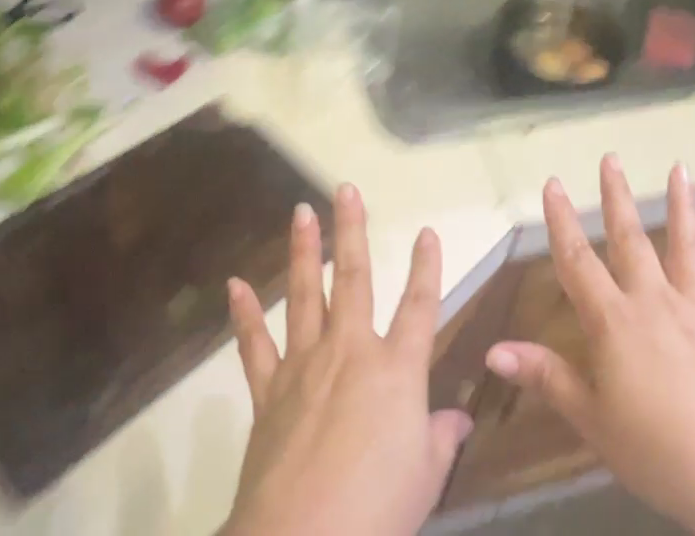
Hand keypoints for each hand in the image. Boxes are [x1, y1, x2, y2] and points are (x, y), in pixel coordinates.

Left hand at [221, 184, 472, 535]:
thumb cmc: (378, 506)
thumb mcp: (427, 475)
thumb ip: (441, 437)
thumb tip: (458, 417)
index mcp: (397, 370)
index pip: (421, 308)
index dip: (427, 269)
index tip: (427, 233)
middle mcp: (351, 352)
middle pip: (354, 280)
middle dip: (353, 232)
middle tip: (345, 190)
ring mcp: (305, 366)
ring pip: (305, 296)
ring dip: (304, 252)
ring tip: (301, 212)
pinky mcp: (269, 391)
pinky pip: (254, 345)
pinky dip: (245, 314)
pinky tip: (236, 284)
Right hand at [485, 156, 694, 535]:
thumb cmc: (653, 451)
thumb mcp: (589, 418)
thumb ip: (546, 377)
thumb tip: (492, 350)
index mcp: (614, 322)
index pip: (578, 262)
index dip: (561, 222)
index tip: (553, 183)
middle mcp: (655, 305)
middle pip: (631, 242)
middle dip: (617, 199)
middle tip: (610, 158)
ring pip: (687, 252)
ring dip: (682, 208)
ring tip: (680, 169)